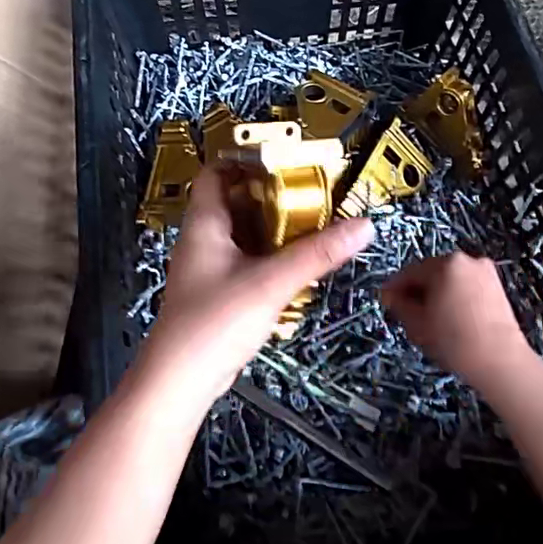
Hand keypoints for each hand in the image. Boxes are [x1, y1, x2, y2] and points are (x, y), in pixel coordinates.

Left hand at [138, 167, 374, 406]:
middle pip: (234, 202)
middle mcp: (202, 241)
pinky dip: (269, 256)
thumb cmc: (215, 322)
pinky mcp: (217, 294)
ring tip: (309, 225)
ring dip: (273, 228)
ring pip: (242, 234)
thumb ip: (318, 254)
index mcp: (204, 225)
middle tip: (309, 193)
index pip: (216, 173)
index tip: (284, 161)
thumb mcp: (272, 283)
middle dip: (271, 195)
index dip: (246, 160)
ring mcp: (207, 269)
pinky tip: (294, 265)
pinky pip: (245, 261)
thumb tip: (363, 226)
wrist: (180, 382)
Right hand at [380, 253, 536, 386]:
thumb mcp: (417, 323)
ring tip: (429, 318)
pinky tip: (450, 318)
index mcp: (445, 264)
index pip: (410, 272)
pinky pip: (466, 286)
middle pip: (431, 272)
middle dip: (417, 290)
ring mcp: (484, 272)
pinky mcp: (497, 287)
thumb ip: (399, 304)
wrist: (500, 361)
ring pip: (450, 279)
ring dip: (436, 293)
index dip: (395, 287)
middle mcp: (466, 260)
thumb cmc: (453, 340)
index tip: (385, 301)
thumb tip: (390, 295)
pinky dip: (455, 296)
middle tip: (405, 311)